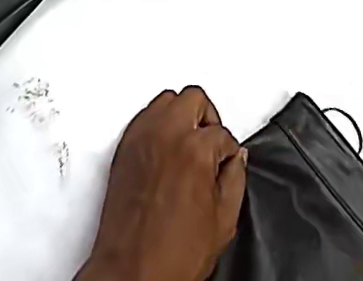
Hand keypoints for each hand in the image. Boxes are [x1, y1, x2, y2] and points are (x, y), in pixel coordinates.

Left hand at [77, 86, 247, 280]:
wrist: (133, 272)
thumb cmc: (170, 254)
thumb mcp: (222, 221)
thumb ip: (235, 180)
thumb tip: (237, 159)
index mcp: (195, 149)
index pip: (222, 132)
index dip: (228, 151)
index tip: (227, 162)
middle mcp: (166, 134)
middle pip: (193, 98)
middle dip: (207, 118)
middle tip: (211, 142)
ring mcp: (142, 136)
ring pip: (166, 100)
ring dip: (181, 116)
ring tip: (189, 142)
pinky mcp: (125, 145)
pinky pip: (145, 116)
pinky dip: (158, 124)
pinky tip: (167, 148)